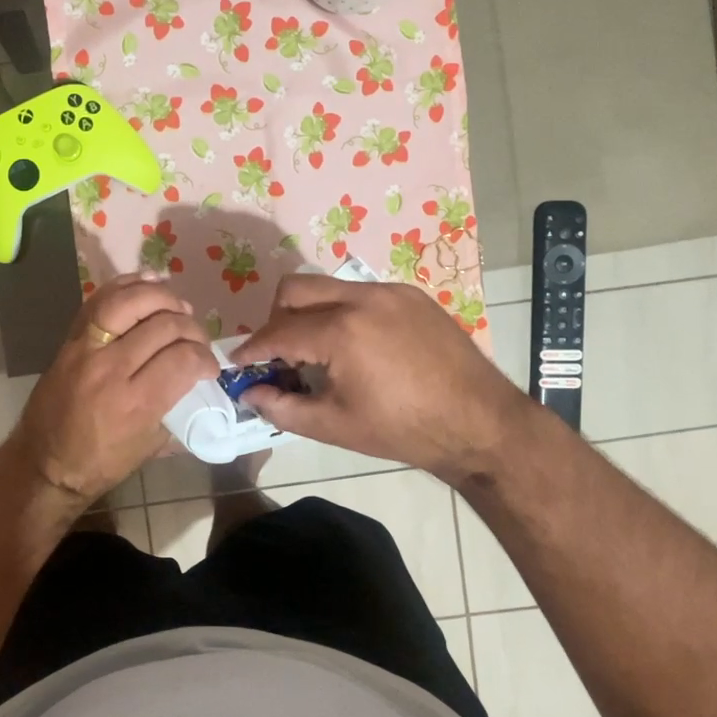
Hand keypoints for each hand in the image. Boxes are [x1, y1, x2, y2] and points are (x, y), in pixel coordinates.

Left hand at [6, 271, 218, 502]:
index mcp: (135, 402)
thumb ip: (176, 407)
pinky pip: (99, 300)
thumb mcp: (150, 446)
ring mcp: (86, 349)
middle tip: (197, 339)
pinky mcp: (70, 340)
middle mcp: (110, 368)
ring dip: (161, 296)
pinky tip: (148, 285)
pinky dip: (126, 286)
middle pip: (163, 325)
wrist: (44, 461)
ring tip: (178, 306)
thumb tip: (198, 378)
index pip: (183, 359)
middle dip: (191, 328)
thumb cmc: (101, 463)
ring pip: (128, 301)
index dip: (205, 358)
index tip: (209, 366)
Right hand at [233, 274, 537, 485]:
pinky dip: (343, 312)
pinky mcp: (412, 296)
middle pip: (294, 290)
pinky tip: (355, 346)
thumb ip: (282, 407)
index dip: (251, 349)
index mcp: (340, 331)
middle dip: (275, 319)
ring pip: (328, 286)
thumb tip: (250, 393)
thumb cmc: (402, 430)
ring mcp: (390, 292)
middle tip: (277, 354)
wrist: (479, 423)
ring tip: (316, 351)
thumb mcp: (334, 425)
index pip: (277, 332)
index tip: (236, 363)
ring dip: (309, 312)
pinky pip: (361, 293)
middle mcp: (362, 298)